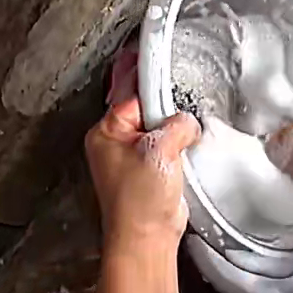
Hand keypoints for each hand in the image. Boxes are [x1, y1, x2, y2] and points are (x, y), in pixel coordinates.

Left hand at [86, 50, 201, 248]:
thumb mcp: (159, 151)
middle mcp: (116, 142)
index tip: (160, 54)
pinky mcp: (151, 170)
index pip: (131, 92)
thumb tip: (186, 121)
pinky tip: (186, 154)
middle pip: (147, 108)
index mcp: (106, 132)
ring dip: (175, 132)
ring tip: (181, 143)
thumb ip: (176, 125)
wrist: (148, 238)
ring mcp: (133, 157)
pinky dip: (179, 147)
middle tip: (179, 120)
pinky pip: (167, 147)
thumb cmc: (140, 200)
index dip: (150, 78)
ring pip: (160, 128)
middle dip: (167, 111)